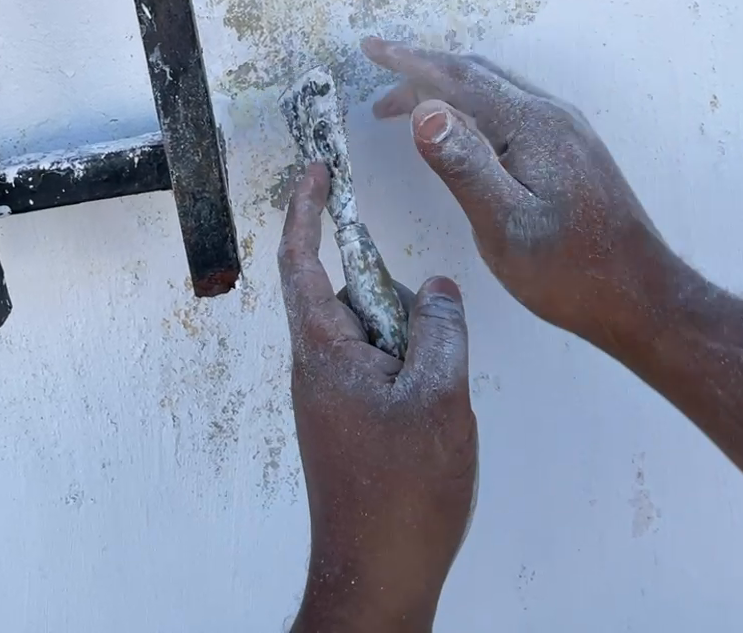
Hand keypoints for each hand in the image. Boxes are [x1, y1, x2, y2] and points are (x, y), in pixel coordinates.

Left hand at [280, 164, 476, 632]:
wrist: (375, 573)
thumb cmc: (403, 490)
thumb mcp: (438, 396)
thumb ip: (439, 329)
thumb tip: (436, 286)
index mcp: (323, 347)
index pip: (302, 258)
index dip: (305, 208)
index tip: (316, 169)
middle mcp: (315, 361)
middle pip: (344, 293)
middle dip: (384, 286)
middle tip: (425, 315)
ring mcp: (326, 390)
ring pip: (363, 331)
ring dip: (400, 331)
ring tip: (436, 374)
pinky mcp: (342, 413)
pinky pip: (370, 362)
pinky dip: (400, 358)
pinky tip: (430, 393)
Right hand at [363, 37, 686, 353]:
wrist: (644, 300)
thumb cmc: (569, 272)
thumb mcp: (504, 224)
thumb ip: (463, 164)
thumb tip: (423, 110)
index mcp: (533, 125)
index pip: (459, 77)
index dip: (408, 61)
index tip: (369, 48)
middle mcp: (551, 115)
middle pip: (475, 76)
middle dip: (420, 74)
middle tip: (377, 100)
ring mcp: (564, 130)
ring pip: (492, 90)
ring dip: (444, 90)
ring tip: (405, 109)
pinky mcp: (569, 149)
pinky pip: (507, 107)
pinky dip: (468, 106)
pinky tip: (458, 130)